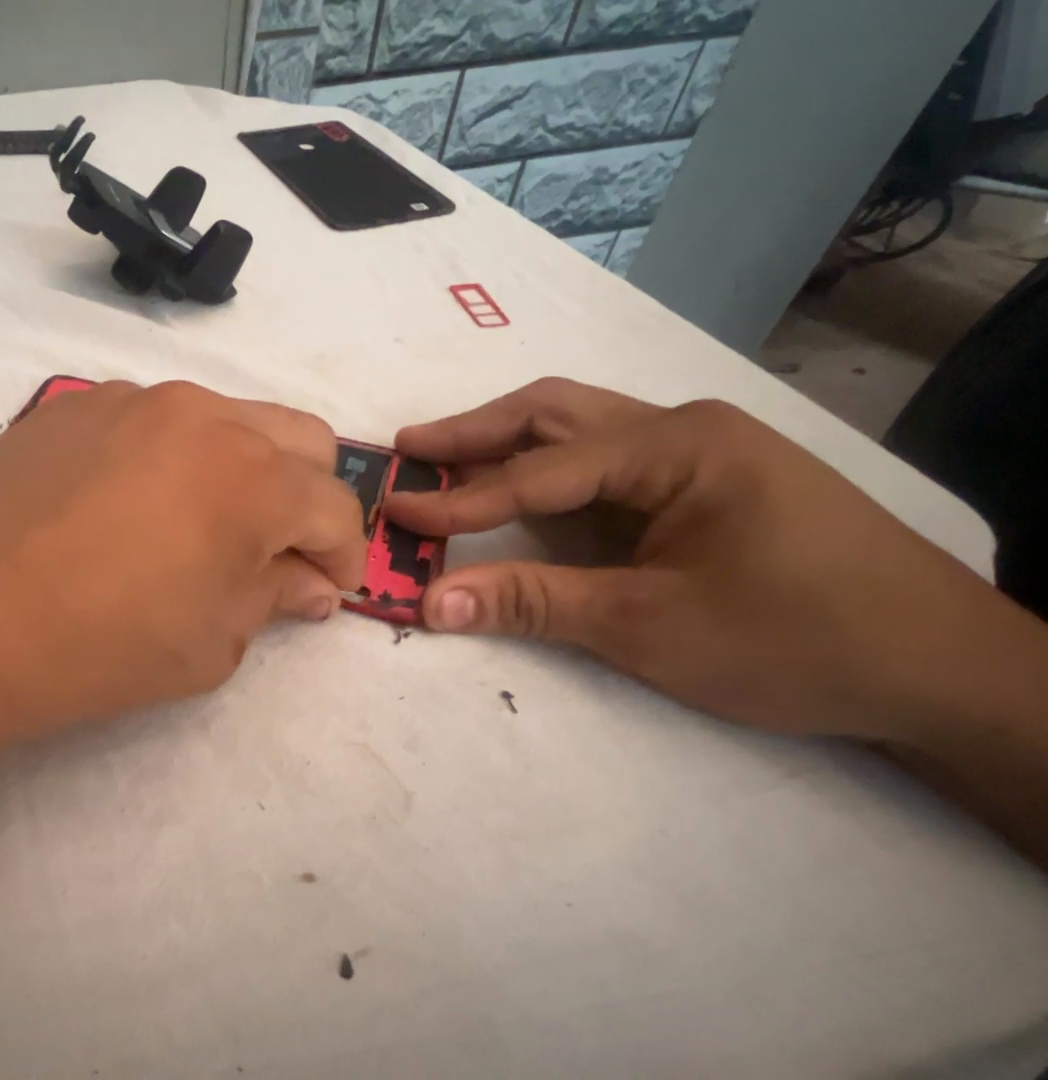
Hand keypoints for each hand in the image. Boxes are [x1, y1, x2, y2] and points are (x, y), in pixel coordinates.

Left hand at [0, 380, 366, 746]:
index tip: (324, 587)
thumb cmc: (100, 648)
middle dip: (303, 494)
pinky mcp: (71, 406)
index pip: (333, 505)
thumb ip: (272, 598)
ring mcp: (129, 401)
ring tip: (192, 526)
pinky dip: (162, 455)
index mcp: (252, 478)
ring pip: (220, 416)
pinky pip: (145, 419)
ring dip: (234, 466)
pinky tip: (121, 507)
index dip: (341, 553)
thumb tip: (309, 581)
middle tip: (271, 549)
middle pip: (296, 436)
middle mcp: (200, 415)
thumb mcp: (210, 644)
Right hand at [384, 378, 1042, 744]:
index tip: (395, 514)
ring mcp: (700, 453)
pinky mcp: (706, 484)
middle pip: (556, 412)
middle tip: (408, 451)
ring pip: (581, 429)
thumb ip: (532, 603)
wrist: (943, 672)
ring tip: (444, 460)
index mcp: (677, 447)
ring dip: (508, 445)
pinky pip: (606, 463)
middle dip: (475, 432)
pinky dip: (547, 472)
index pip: (540, 471)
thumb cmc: (798, 640)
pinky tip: (519, 491)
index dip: (461, 499)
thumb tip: (430, 603)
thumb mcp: (650, 627)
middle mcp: (684, 430)